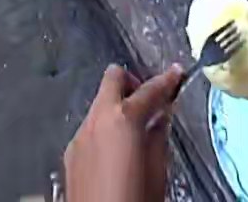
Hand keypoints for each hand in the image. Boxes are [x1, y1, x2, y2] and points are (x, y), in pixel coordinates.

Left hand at [63, 63, 184, 201]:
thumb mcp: (157, 174)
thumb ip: (158, 138)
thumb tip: (160, 116)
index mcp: (123, 119)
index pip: (149, 90)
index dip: (167, 81)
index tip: (177, 72)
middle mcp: (97, 118)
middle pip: (113, 78)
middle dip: (132, 84)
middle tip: (147, 103)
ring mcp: (79, 134)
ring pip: (99, 104)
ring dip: (117, 109)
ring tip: (133, 136)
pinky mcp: (70, 153)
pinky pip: (90, 128)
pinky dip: (104, 130)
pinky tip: (114, 156)